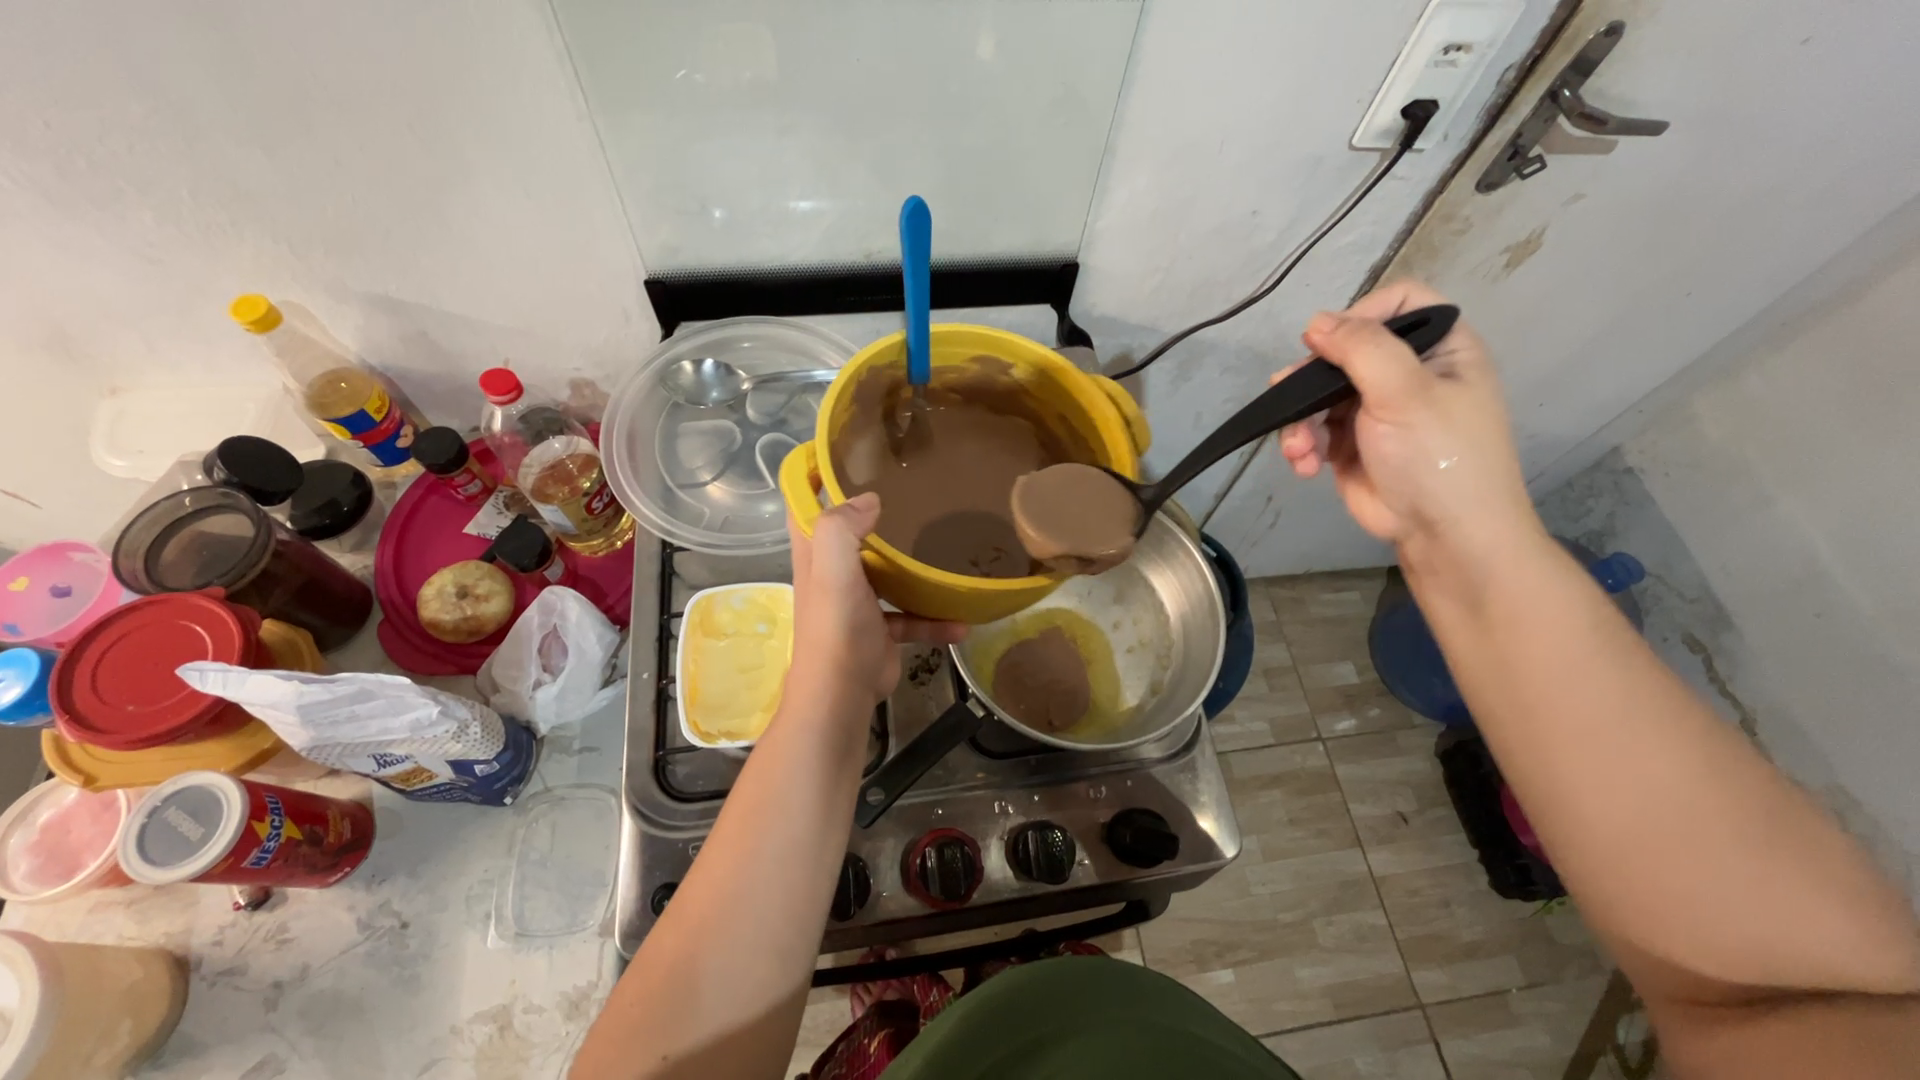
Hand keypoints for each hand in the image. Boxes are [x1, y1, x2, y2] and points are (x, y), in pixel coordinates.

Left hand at [785, 493, 966, 711]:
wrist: (841, 693)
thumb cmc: (835, 626)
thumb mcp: (832, 568)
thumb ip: (842, 527)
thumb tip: (870, 499)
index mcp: (815, 554)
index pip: (803, 505)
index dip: (812, 476)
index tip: (842, 453)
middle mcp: (833, 573)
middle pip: (849, 534)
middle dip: (871, 513)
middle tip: (908, 489)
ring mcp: (857, 603)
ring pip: (885, 574)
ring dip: (910, 565)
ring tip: (944, 546)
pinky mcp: (879, 631)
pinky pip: (911, 617)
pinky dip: (934, 619)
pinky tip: (962, 620)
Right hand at [1275, 281, 1538, 559]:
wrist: (1444, 535)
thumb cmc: (1438, 456)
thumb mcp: (1405, 392)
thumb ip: (1361, 348)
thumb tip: (1316, 322)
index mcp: (1441, 349)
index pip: (1400, 303)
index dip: (1362, 314)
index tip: (1331, 342)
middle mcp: (1408, 374)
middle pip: (1345, 350)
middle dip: (1311, 378)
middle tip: (1287, 393)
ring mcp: (1376, 411)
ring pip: (1319, 393)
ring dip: (1299, 419)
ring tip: (1297, 448)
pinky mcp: (1350, 445)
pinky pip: (1313, 429)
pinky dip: (1301, 445)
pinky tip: (1303, 465)